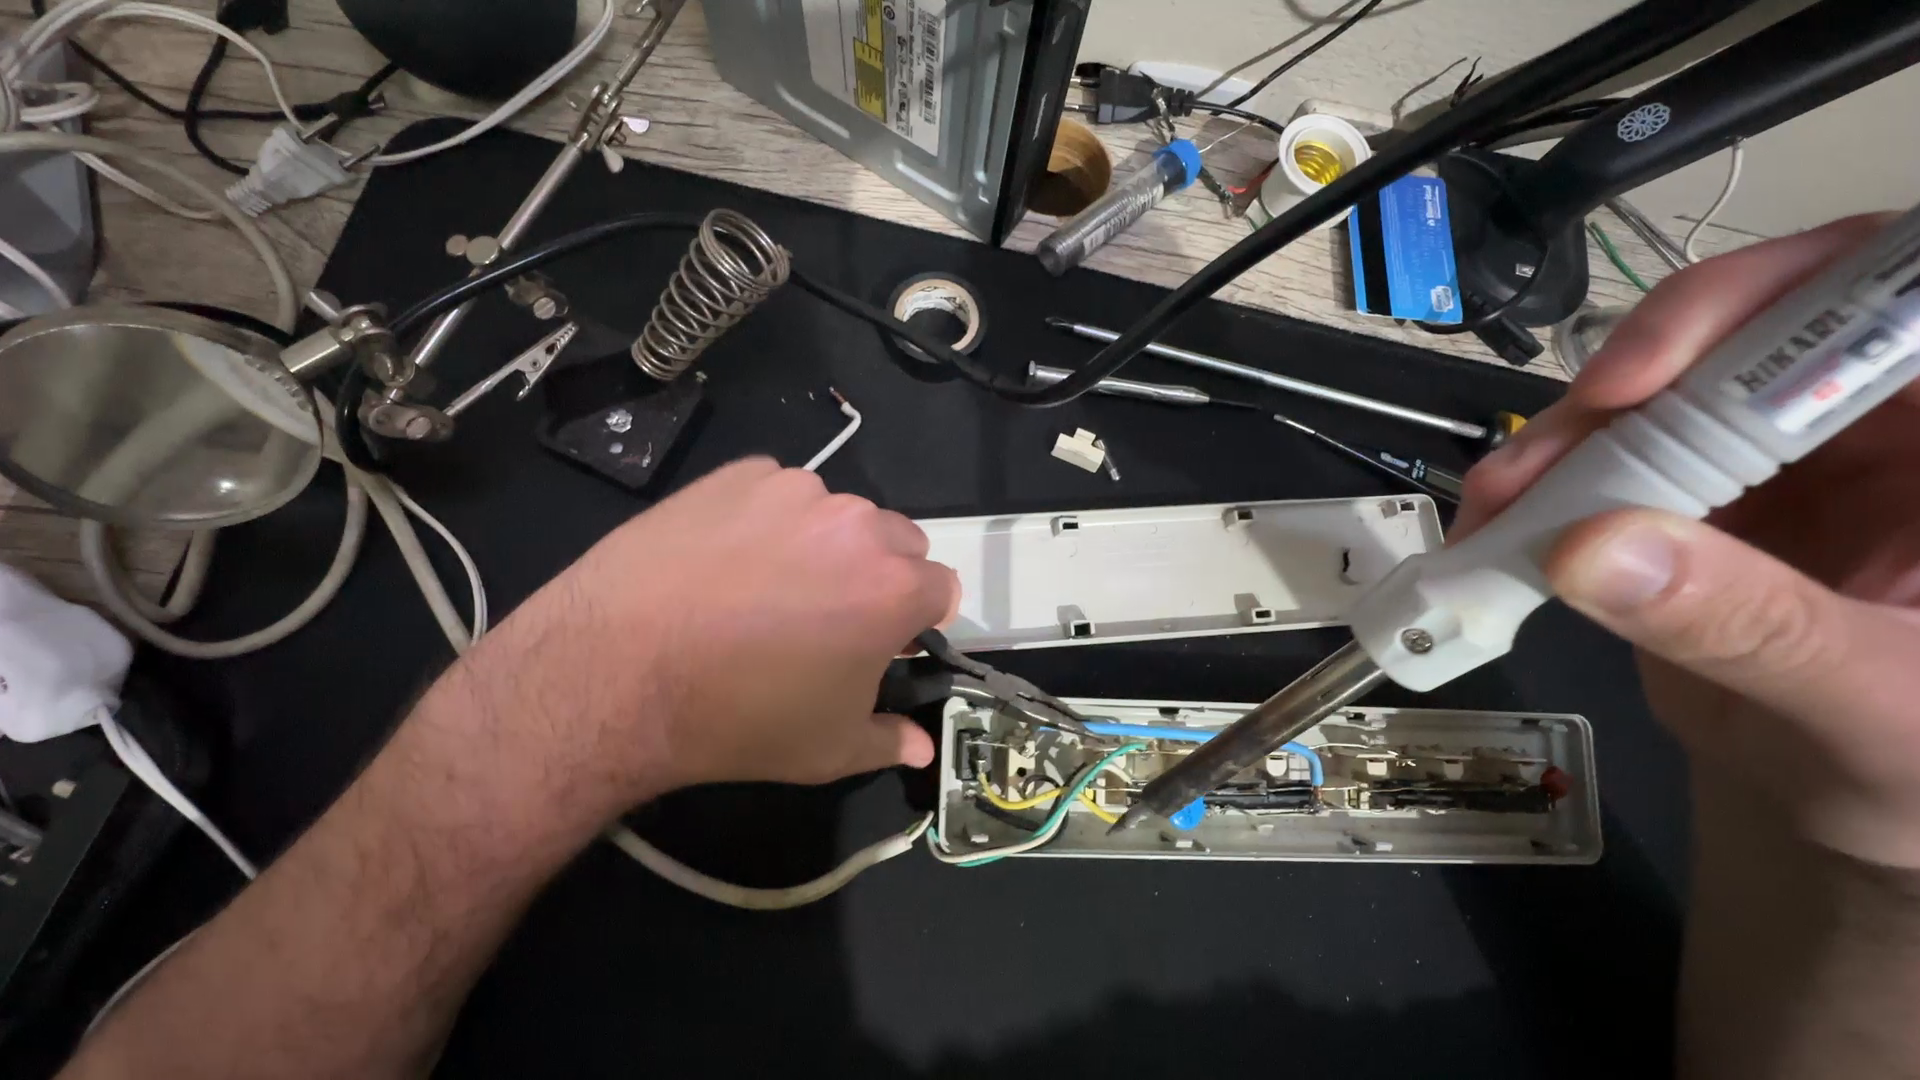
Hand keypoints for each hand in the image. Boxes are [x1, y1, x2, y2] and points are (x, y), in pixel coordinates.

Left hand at [449, 458, 959, 816]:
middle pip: (899, 541)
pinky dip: (768, 521)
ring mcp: (795, 491)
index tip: (885, 642)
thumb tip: (922, 746)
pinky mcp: (739, 474)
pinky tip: (726, 561)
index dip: (917, 621)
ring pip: (837, 514)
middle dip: (881, 575)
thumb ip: (889, 740)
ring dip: (825, 544)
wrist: (614, 673)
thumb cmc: (738, 719)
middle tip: (826, 615)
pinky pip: (777, 493)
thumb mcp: (827, 749)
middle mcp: (858, 525)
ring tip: (766, 587)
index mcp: (895, 587)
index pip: (942, 588)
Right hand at [1456, 215, 1919, 868]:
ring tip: (1493, 505)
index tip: (1640, 379)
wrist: (1856, 802)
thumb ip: (1751, 625)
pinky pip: (1605, 456)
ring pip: (1655, 394)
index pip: (1895, 306)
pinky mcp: (1694, 488)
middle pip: (1750, 334)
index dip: (1772, 304)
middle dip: (1622, 388)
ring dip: (1559, 442)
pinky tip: (1495, 525)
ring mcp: (1780, 453)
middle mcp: (1879, 424)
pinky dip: (1538, 485)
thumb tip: (1585, 548)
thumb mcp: (1873, 708)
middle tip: (1535, 460)